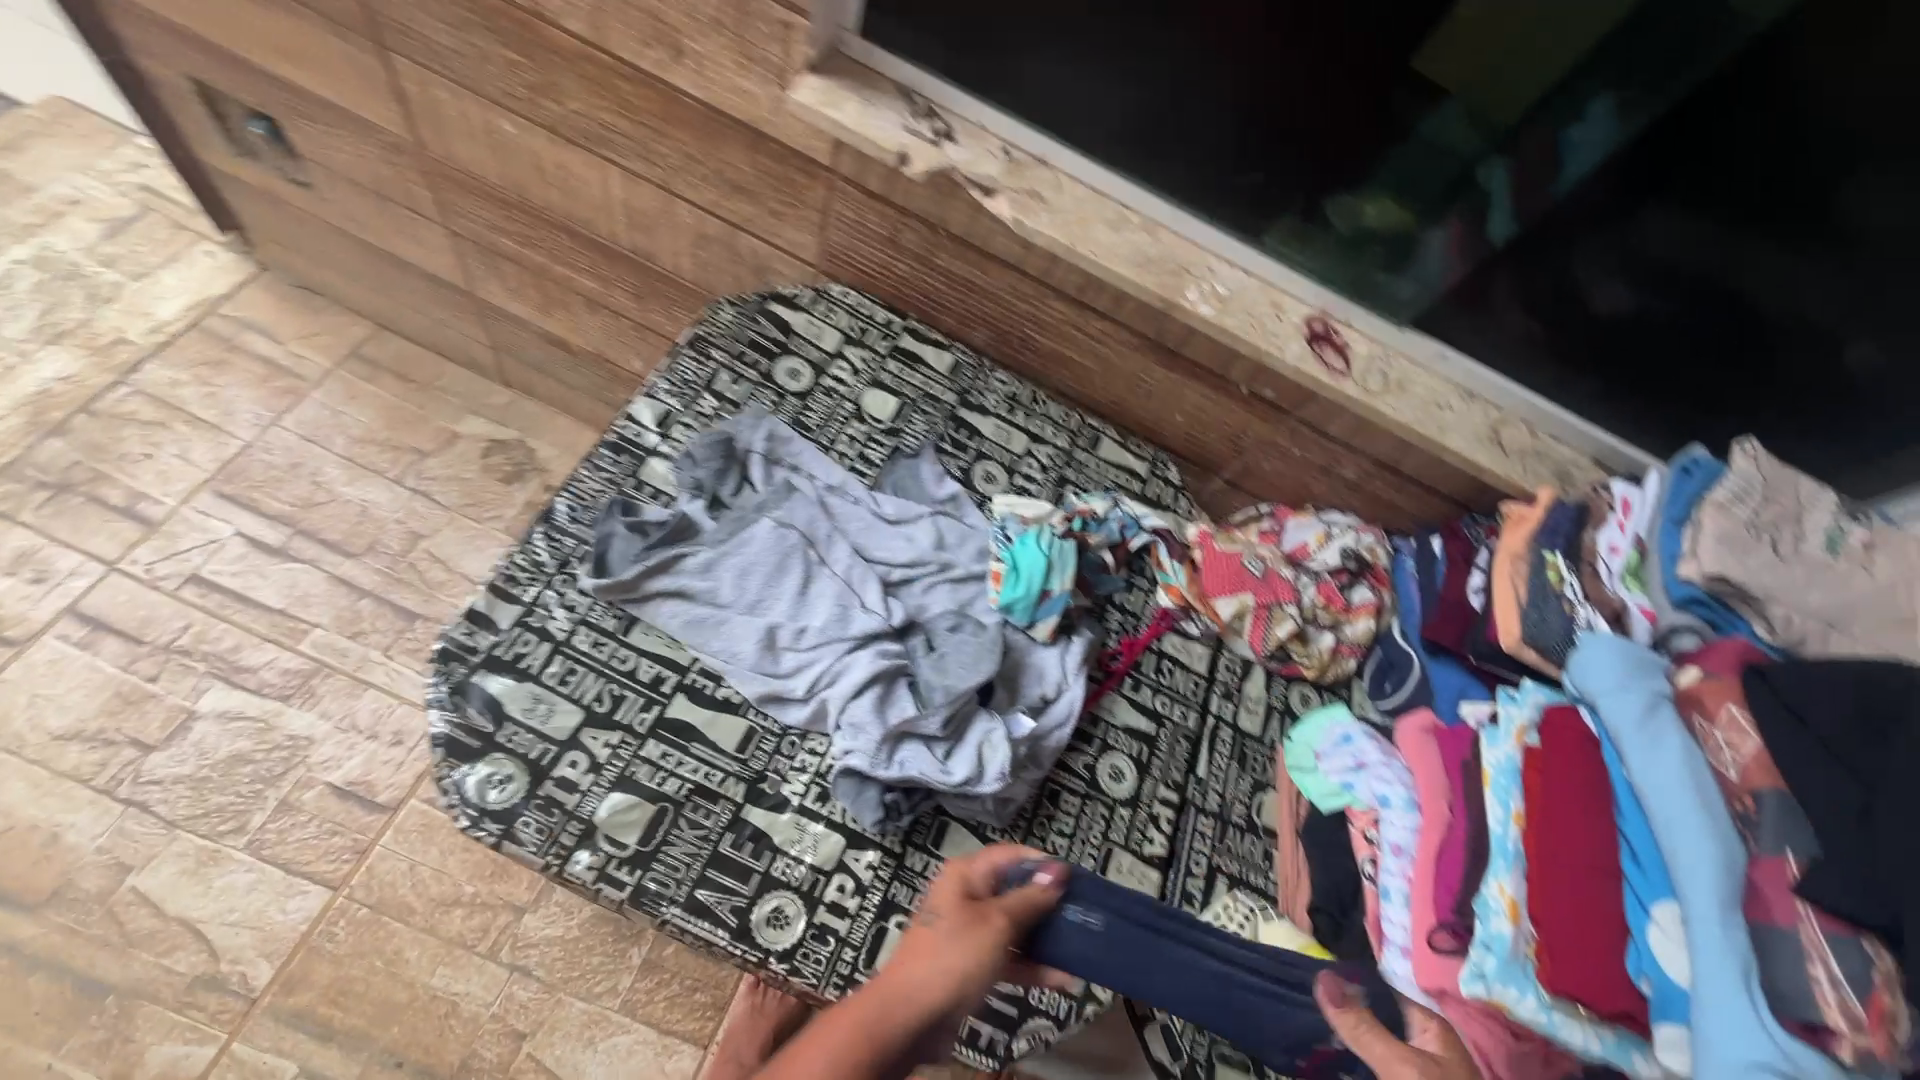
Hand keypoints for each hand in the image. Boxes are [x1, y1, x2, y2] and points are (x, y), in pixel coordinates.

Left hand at [874, 844, 1072, 1029]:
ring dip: (1045, 939)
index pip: (1010, 855)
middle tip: (1083, 915)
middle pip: (1014, 891)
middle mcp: (967, 896)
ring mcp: (969, 931)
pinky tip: (1063, 980)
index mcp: (966, 875)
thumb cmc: (955, 956)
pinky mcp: (972, 963)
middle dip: (1048, 904)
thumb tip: (1058, 870)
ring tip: (1080, 950)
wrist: (911, 1017)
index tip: (1076, 879)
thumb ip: (1030, 898)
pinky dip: (1031, 966)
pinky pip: (1007, 956)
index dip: (1042, 864)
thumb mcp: (997, 923)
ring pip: (1013, 926)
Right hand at [1314, 971, 1480, 1079]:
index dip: (1342, 982)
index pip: (1377, 989)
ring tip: (1298, 1033)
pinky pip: (1368, 1072)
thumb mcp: (1403, 1068)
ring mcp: (1410, 1073)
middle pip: (1369, 1020)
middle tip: (1294, 1008)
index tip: (1302, 976)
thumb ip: (1363, 1027)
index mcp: (1426, 1026)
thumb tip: (1322, 973)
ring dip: (1337, 1047)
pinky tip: (1321, 1066)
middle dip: (1335, 1017)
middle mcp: (1419, 1044)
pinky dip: (1347, 1069)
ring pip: (1365, 1050)